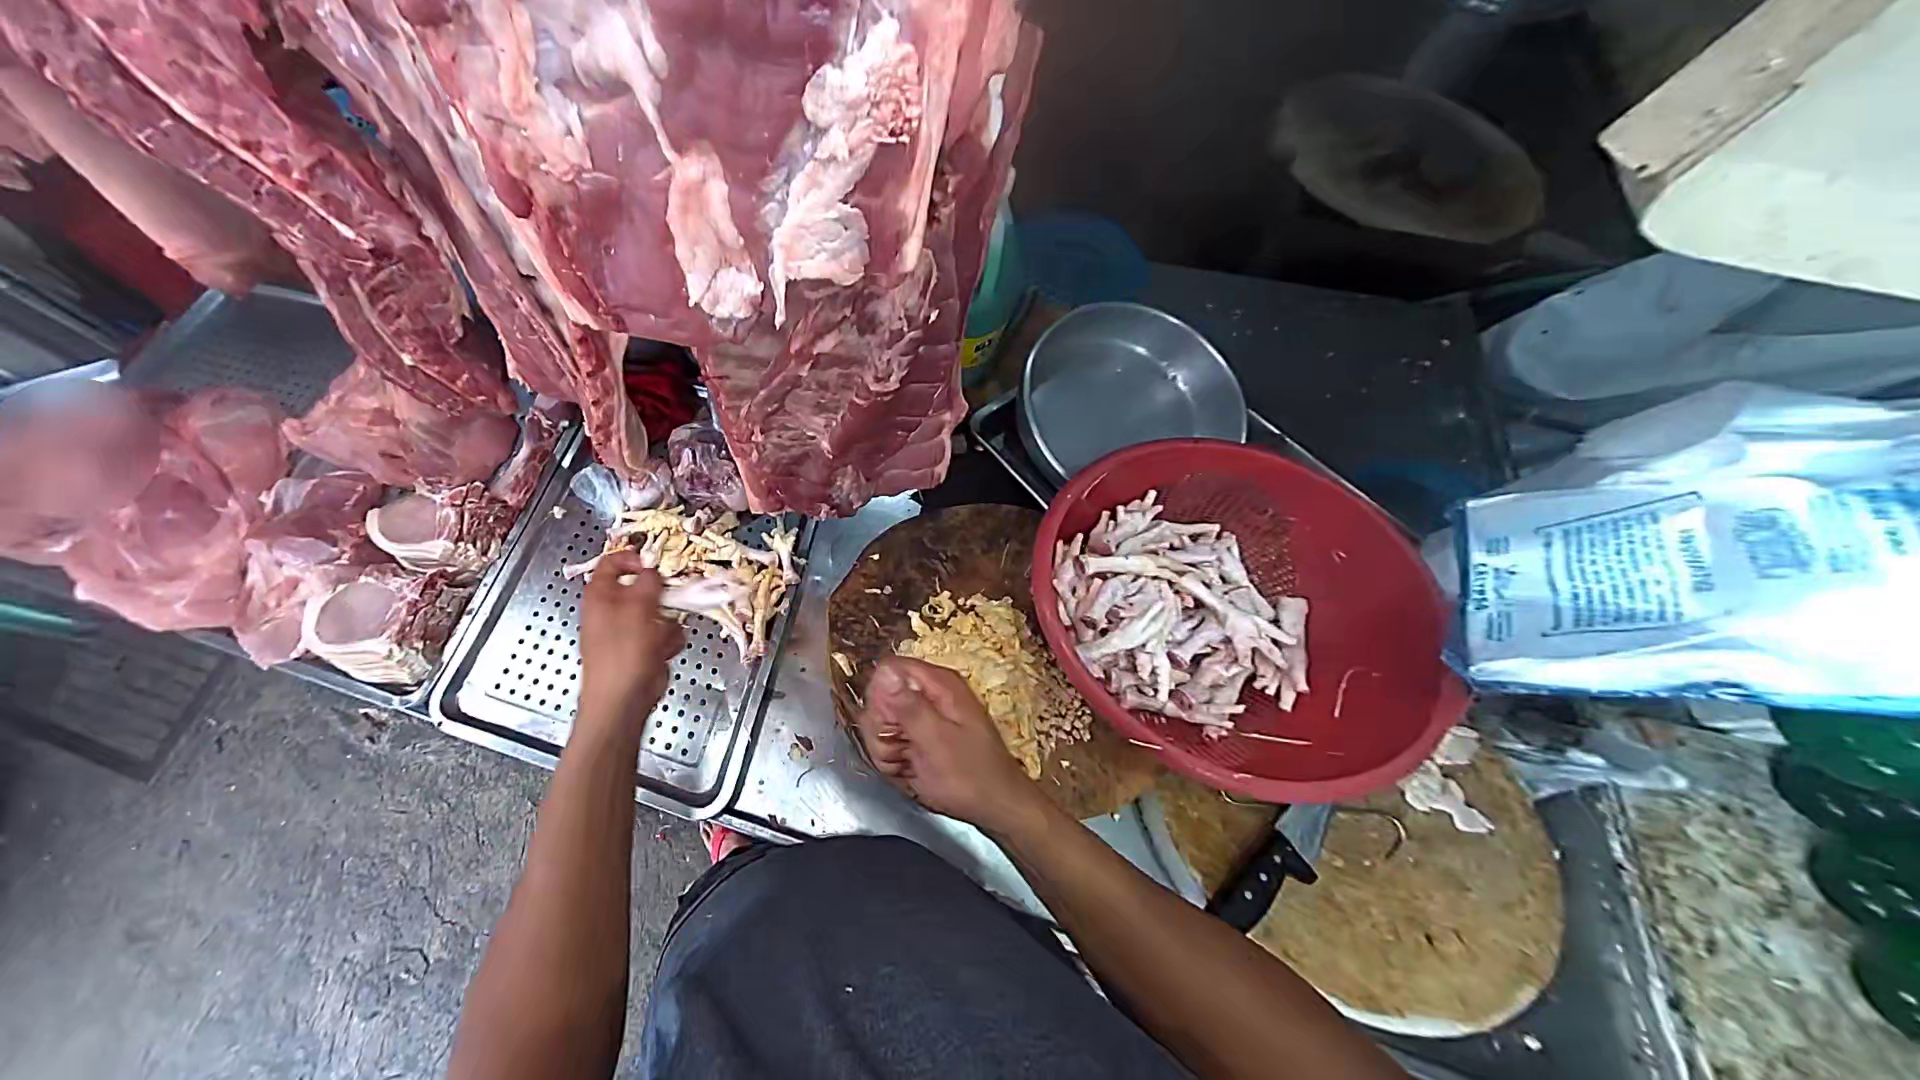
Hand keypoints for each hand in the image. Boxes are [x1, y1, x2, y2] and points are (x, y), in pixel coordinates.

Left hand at [578, 551, 683, 728]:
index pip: (612, 562)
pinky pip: (666, 632)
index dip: (633, 558)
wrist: (624, 698)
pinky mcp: (645, 647)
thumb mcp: (637, 608)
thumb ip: (648, 583)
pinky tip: (663, 650)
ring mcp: (630, 629)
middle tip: (667, 602)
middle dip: (660, 597)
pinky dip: (669, 640)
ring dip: (667, 622)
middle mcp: (613, 610)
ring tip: (660, 636)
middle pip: (643, 588)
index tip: (654, 562)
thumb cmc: (621, 655)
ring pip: (660, 610)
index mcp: (600, 596)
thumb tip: (654, 570)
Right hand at [855, 657, 1048, 836]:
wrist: (994, 804)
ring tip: (909, 763)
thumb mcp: (937, 740)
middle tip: (902, 750)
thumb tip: (884, 672)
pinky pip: (887, 741)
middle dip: (881, 729)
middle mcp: (930, 693)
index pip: (888, 670)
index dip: (880, 698)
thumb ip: (908, 706)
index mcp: (939, 684)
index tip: (891, 726)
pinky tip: (909, 770)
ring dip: (885, 748)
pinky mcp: (918, 736)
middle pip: (879, 697)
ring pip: (879, 722)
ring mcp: (923, 715)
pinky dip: (892, 759)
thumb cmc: (971, 775)